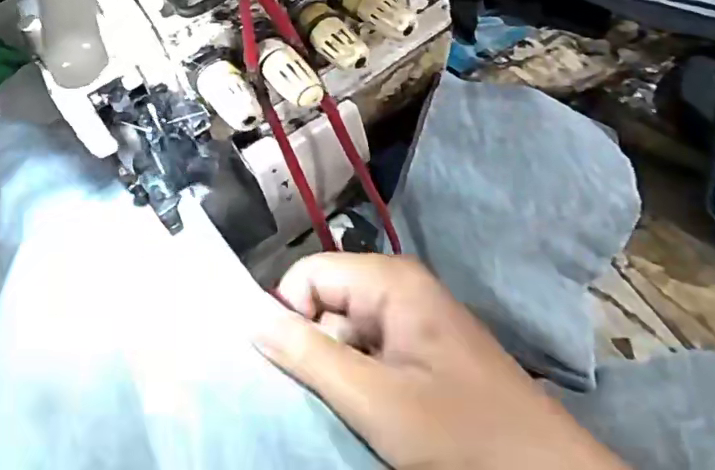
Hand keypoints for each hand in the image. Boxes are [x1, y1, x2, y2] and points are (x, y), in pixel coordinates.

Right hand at [253, 253, 626, 469]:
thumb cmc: (464, 439)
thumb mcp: (376, 402)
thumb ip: (308, 355)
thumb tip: (250, 318)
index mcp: (390, 281)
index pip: (309, 275)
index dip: (289, 316)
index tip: (289, 370)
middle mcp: (401, 289)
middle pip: (327, 303)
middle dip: (317, 351)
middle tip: (331, 402)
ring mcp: (418, 322)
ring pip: (348, 334)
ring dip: (341, 374)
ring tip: (358, 418)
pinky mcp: (429, 356)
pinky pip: (375, 356)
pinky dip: (365, 386)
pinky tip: (379, 422)